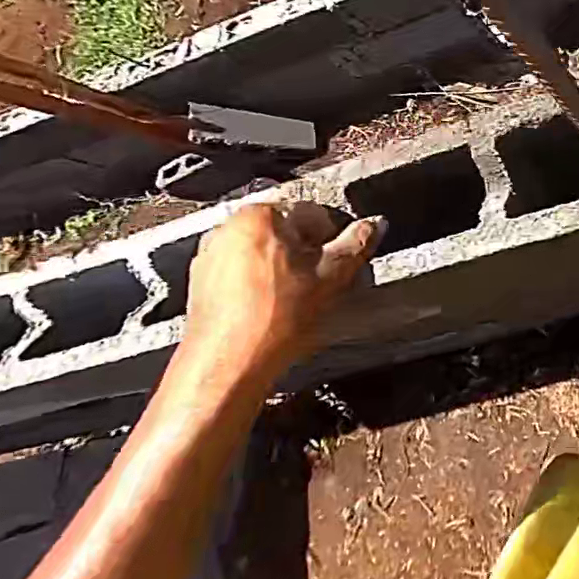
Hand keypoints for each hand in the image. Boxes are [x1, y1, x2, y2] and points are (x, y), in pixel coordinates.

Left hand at [177, 199, 383, 386]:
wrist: (227, 364)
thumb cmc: (273, 320)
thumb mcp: (331, 277)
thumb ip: (358, 244)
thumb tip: (374, 225)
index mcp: (262, 215)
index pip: (317, 215)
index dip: (337, 242)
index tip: (341, 264)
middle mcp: (230, 226)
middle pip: (289, 232)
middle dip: (309, 256)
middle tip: (322, 285)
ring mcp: (213, 253)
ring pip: (266, 251)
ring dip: (286, 270)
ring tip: (297, 301)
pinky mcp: (203, 279)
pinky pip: (243, 270)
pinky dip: (261, 283)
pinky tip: (273, 309)